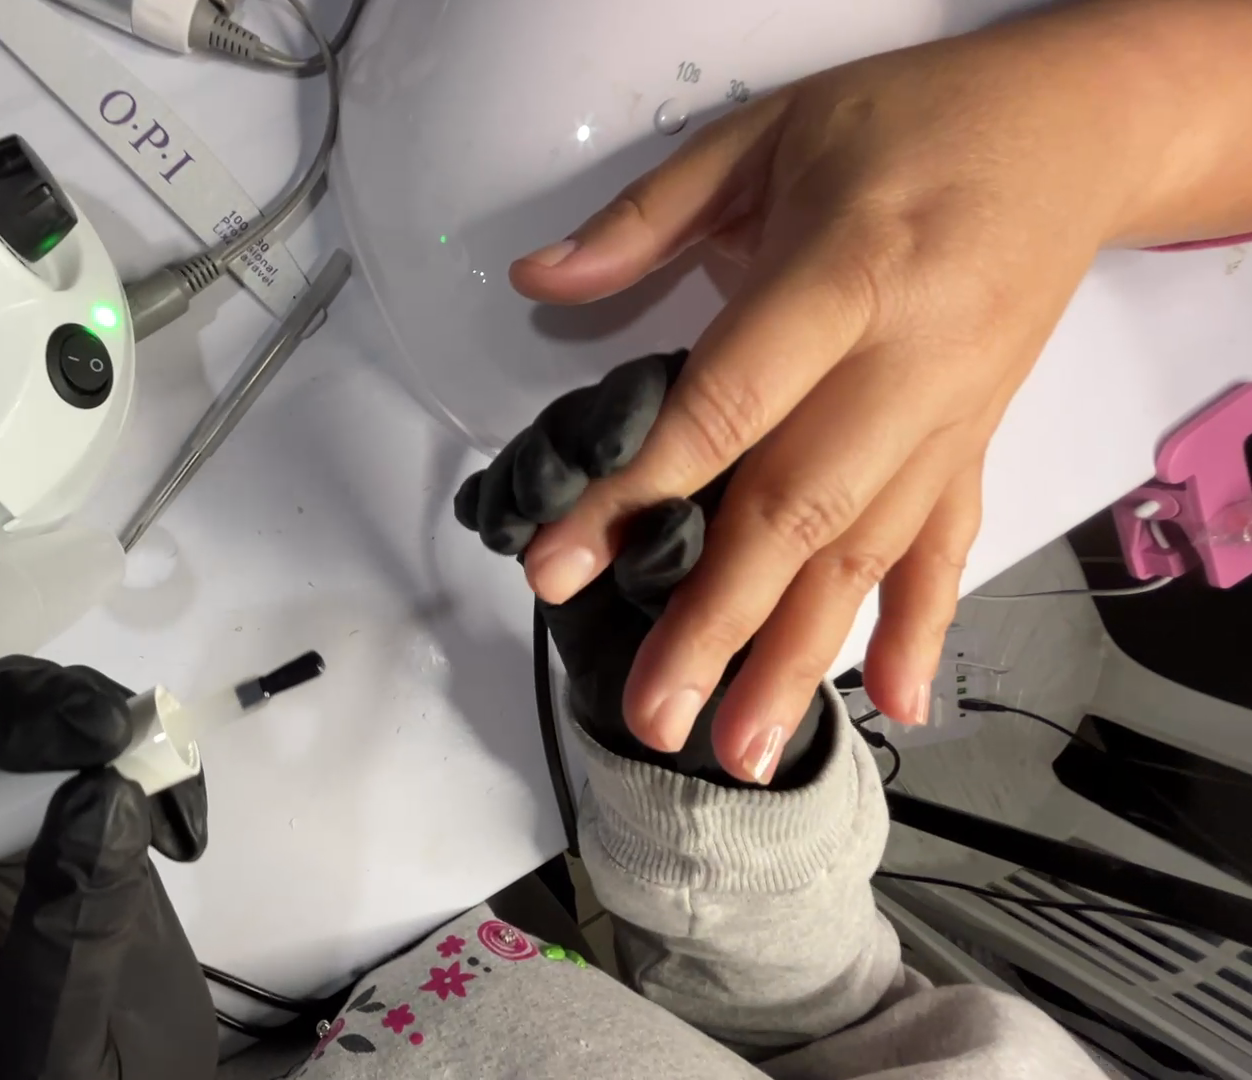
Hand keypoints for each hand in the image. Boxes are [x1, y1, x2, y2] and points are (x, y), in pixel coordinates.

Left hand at [0, 657, 215, 1079]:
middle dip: (64, 707)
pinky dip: (165, 770)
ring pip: (60, 728)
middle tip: (138, 737)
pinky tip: (189, 836)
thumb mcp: (46, 1049)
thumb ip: (66, 930)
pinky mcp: (108, 838)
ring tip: (177, 807)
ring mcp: (45, 835)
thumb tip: (100, 789)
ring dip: (126, 737)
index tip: (89, 737)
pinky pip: (123, 765)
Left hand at [498, 10, 1186, 778]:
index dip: (633, 499)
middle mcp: (903, 368)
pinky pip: (947, 545)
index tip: (557, 570)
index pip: (717, 414)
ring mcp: (950, 418)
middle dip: (716, 626)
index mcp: (842, 279)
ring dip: (798, 659)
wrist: (1081, 123)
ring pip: (864, 557)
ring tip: (737, 745)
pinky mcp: (977, 441)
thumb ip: (641, 219)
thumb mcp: (758, 138)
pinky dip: (921, 626)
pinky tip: (896, 704)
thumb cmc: (905, 124)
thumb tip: (533, 278)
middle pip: (794, 515)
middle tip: (654, 718)